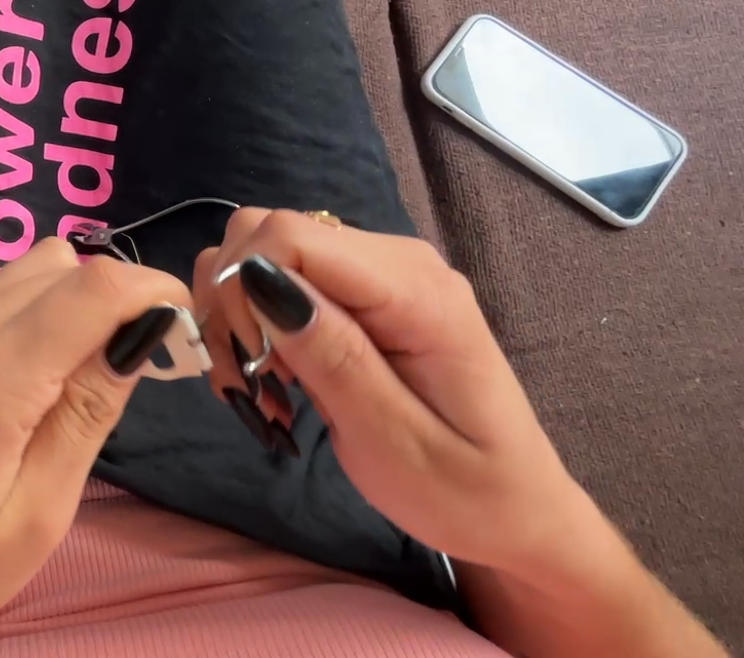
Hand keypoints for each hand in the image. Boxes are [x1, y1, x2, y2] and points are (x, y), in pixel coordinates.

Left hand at [0, 239, 190, 657]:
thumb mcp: (42, 506)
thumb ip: (91, 408)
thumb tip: (140, 334)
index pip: (90, 286)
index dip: (151, 291)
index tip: (186, 331)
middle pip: (65, 265)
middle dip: (121, 297)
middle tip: (150, 362)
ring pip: (37, 269)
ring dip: (83, 300)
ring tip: (101, 368)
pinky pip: (9, 292)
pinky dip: (49, 309)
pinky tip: (54, 368)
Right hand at [192, 208, 596, 575]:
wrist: (513, 511)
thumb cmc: (464, 491)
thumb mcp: (394, 441)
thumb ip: (333, 355)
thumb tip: (259, 278)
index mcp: (415, 290)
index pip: (289, 235)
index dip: (244, 288)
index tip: (256, 364)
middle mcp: (391, 259)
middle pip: (262, 232)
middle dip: (230, 303)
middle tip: (249, 382)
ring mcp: (370, 268)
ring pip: (255, 250)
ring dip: (233, 316)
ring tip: (259, 386)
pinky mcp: (351, 286)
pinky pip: (270, 275)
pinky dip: (247, 320)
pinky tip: (270, 374)